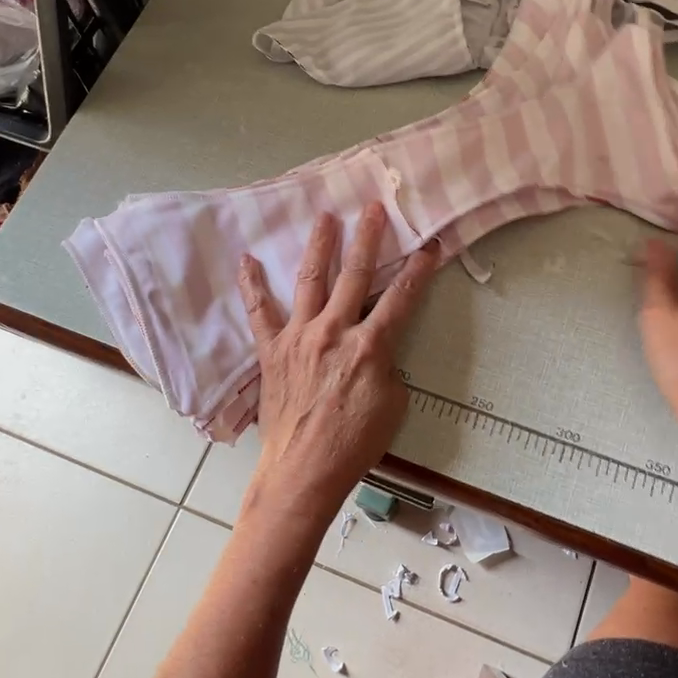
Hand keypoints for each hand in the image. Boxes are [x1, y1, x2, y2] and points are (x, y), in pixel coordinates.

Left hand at [236, 202, 438, 522]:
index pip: (402, 298)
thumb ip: (385, 367)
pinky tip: (246, 260)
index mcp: (369, 346)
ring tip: (325, 217)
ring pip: (310, 280)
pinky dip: (251, 285)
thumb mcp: (391, 405)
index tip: (430, 245)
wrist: (304, 470)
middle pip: (356, 274)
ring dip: (319, 245)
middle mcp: (334, 331)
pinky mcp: (272, 350)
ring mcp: (299, 337)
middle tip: (374, 208)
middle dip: (368, 238)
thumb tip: (374, 352)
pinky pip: (259, 312)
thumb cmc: (355, 443)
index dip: (419, 270)